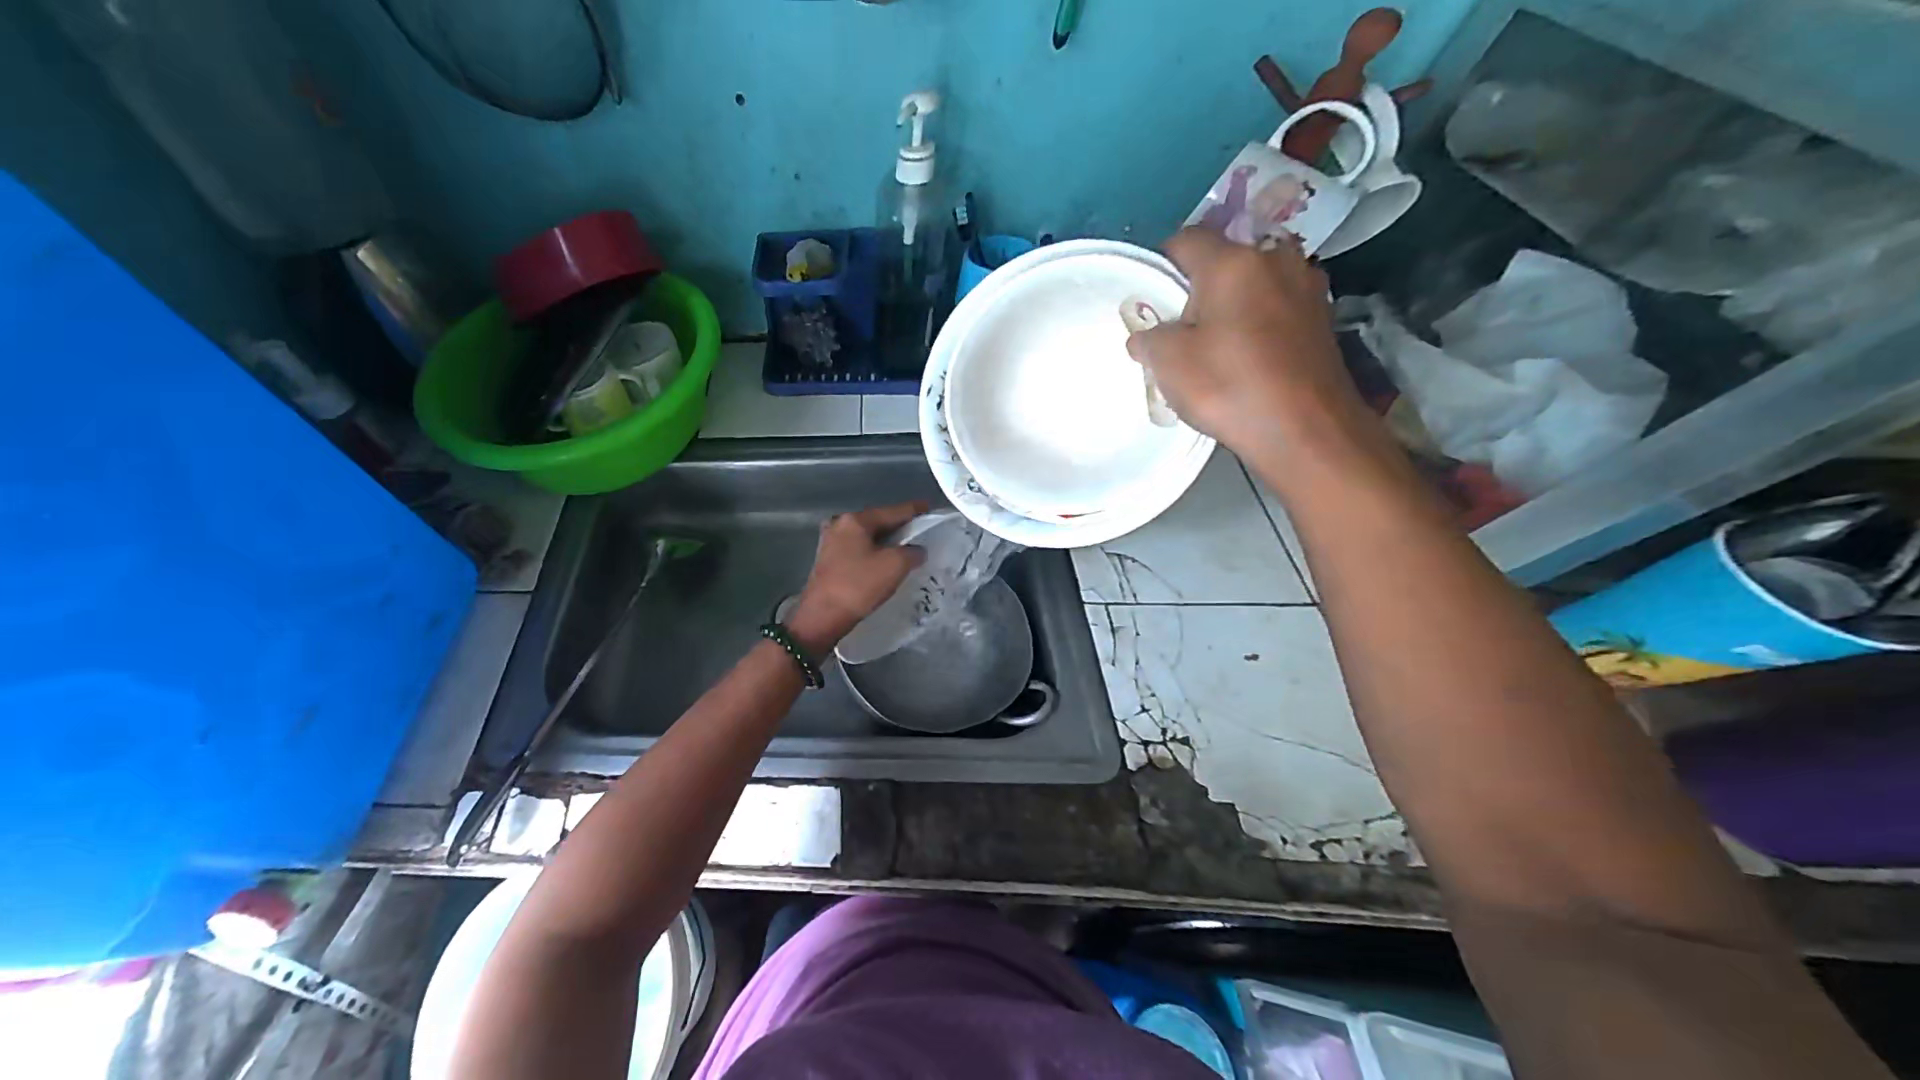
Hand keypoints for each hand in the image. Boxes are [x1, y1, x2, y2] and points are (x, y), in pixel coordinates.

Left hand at [787, 501, 929, 652]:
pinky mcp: (828, 560)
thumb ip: (912, 552)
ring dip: (886, 541)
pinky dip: (874, 553)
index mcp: (855, 520)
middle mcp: (839, 525)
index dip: (913, 510)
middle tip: (921, 530)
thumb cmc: (859, 586)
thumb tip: (917, 551)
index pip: (892, 511)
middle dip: (899, 526)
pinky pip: (858, 550)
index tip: (928, 507)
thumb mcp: (895, 566)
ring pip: (867, 537)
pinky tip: (885, 562)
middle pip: (877, 522)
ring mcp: (830, 543)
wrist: (822, 616)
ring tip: (906, 548)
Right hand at [1127, 228, 1371, 458]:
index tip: (1154, 295)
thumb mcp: (1168, 364)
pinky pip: (1280, 306)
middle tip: (1185, 325)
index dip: (1164, 262)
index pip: (1187, 239)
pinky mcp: (1324, 318)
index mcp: (1233, 262)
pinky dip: (1263, 321)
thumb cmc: (1230, 386)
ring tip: (1221, 341)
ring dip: (1236, 302)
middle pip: (1227, 259)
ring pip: (1257, 282)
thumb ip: (1150, 339)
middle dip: (1203, 285)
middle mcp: (1276, 260)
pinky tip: (1253, 355)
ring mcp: (1307, 287)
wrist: (1306, 430)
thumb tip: (1145, 336)